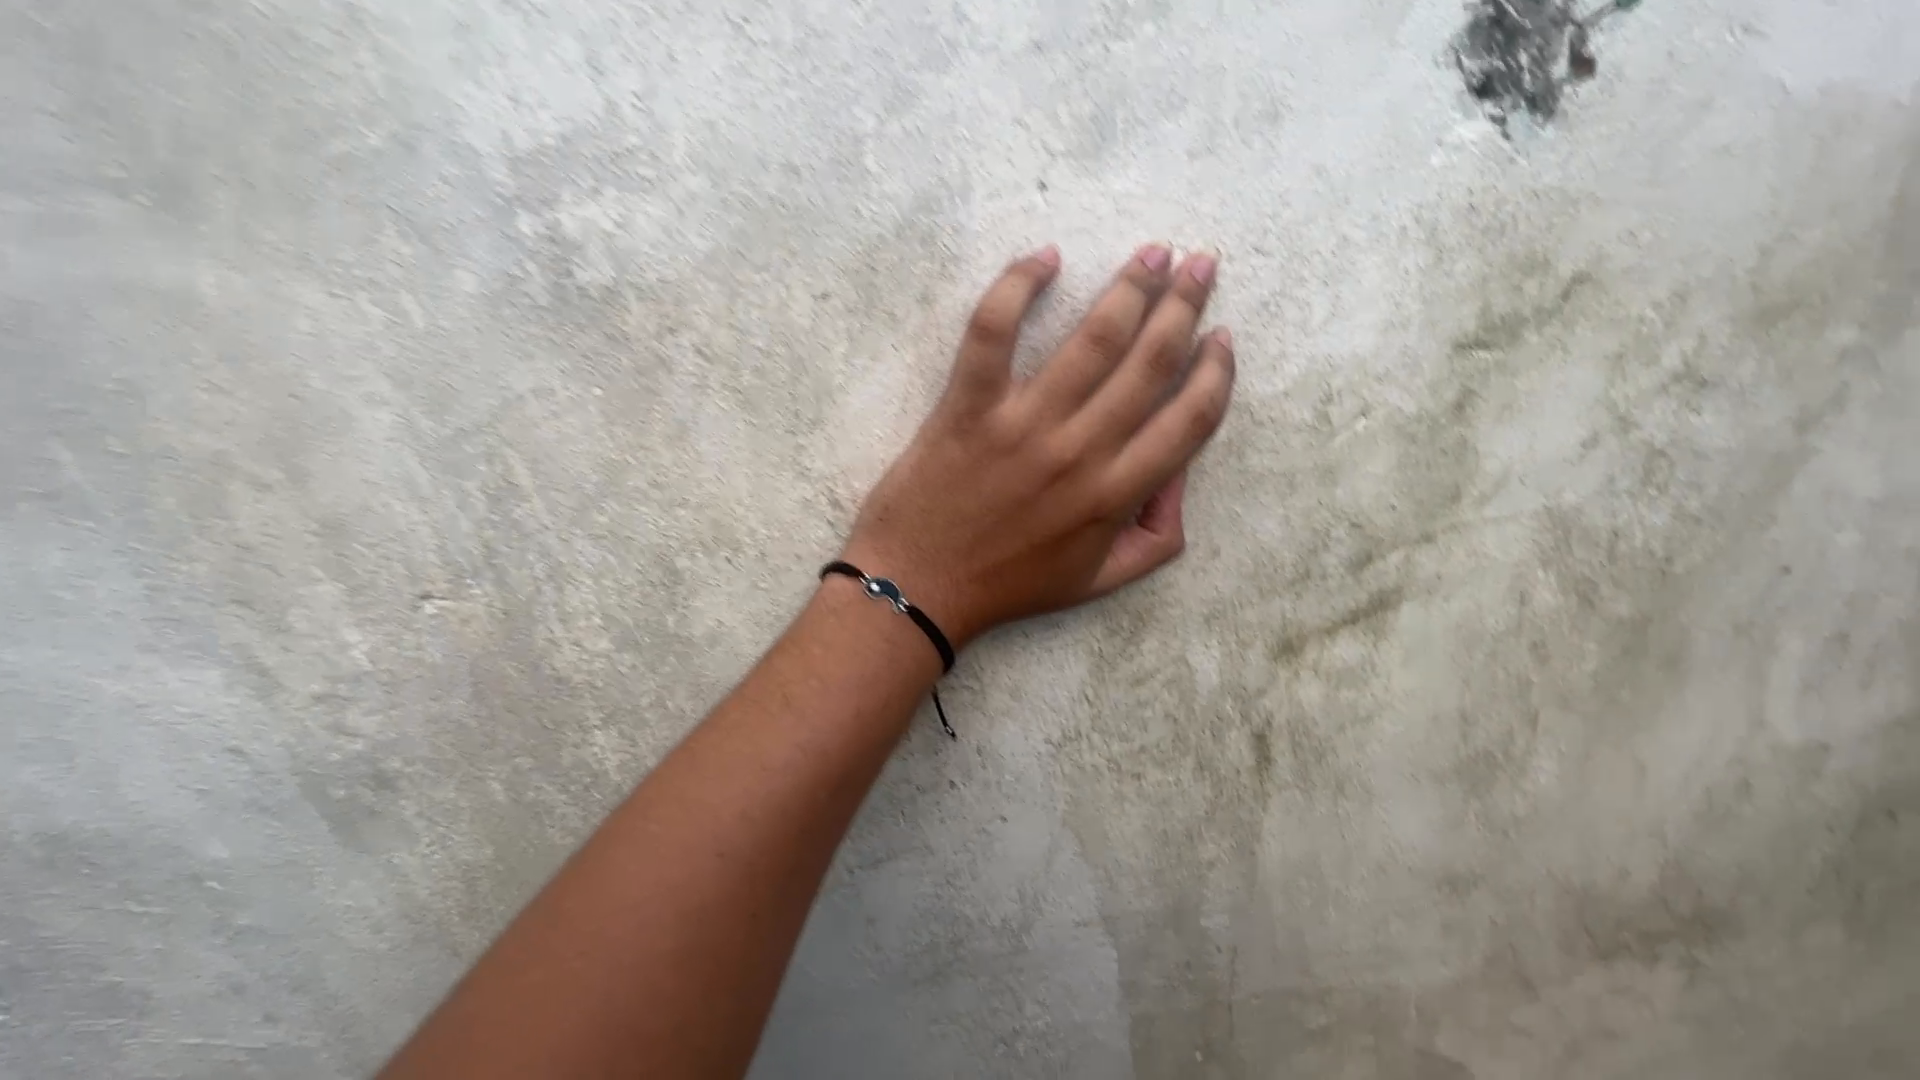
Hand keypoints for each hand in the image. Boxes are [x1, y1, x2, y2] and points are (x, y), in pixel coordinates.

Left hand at [841, 244, 1235, 647]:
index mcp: (1116, 495)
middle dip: (1185, 305)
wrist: (920, 588)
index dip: (1216, 373)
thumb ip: (1156, 538)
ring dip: (1131, 287)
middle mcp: (1081, 452)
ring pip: (1093, 339)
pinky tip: (1047, 257)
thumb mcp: (1098, 582)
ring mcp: (1024, 425)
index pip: (1190, 419)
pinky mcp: (968, 407)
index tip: (1221, 338)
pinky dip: (1019, 285)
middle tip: (1200, 264)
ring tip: (1154, 252)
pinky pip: (994, 331)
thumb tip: (1180, 479)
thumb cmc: (1007, 585)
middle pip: (1150, 362)